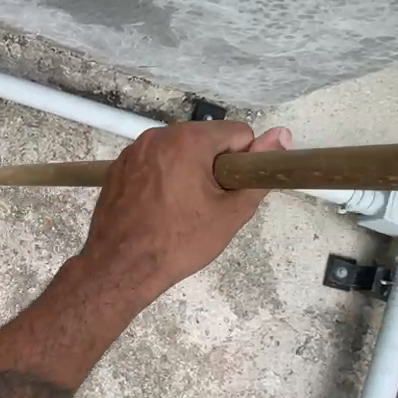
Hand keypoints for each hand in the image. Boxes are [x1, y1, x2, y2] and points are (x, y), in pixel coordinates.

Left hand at [77, 121, 292, 302]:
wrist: (120, 264)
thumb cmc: (179, 240)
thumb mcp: (232, 210)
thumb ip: (258, 170)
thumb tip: (281, 135)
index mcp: (185, 139)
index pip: (237, 133)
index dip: (243, 162)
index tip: (230, 189)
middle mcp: (154, 137)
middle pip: (205, 140)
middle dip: (214, 166)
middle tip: (207, 203)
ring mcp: (131, 152)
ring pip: (178, 152)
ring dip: (188, 171)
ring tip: (183, 207)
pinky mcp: (116, 168)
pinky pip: (153, 163)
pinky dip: (162, 177)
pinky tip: (159, 207)